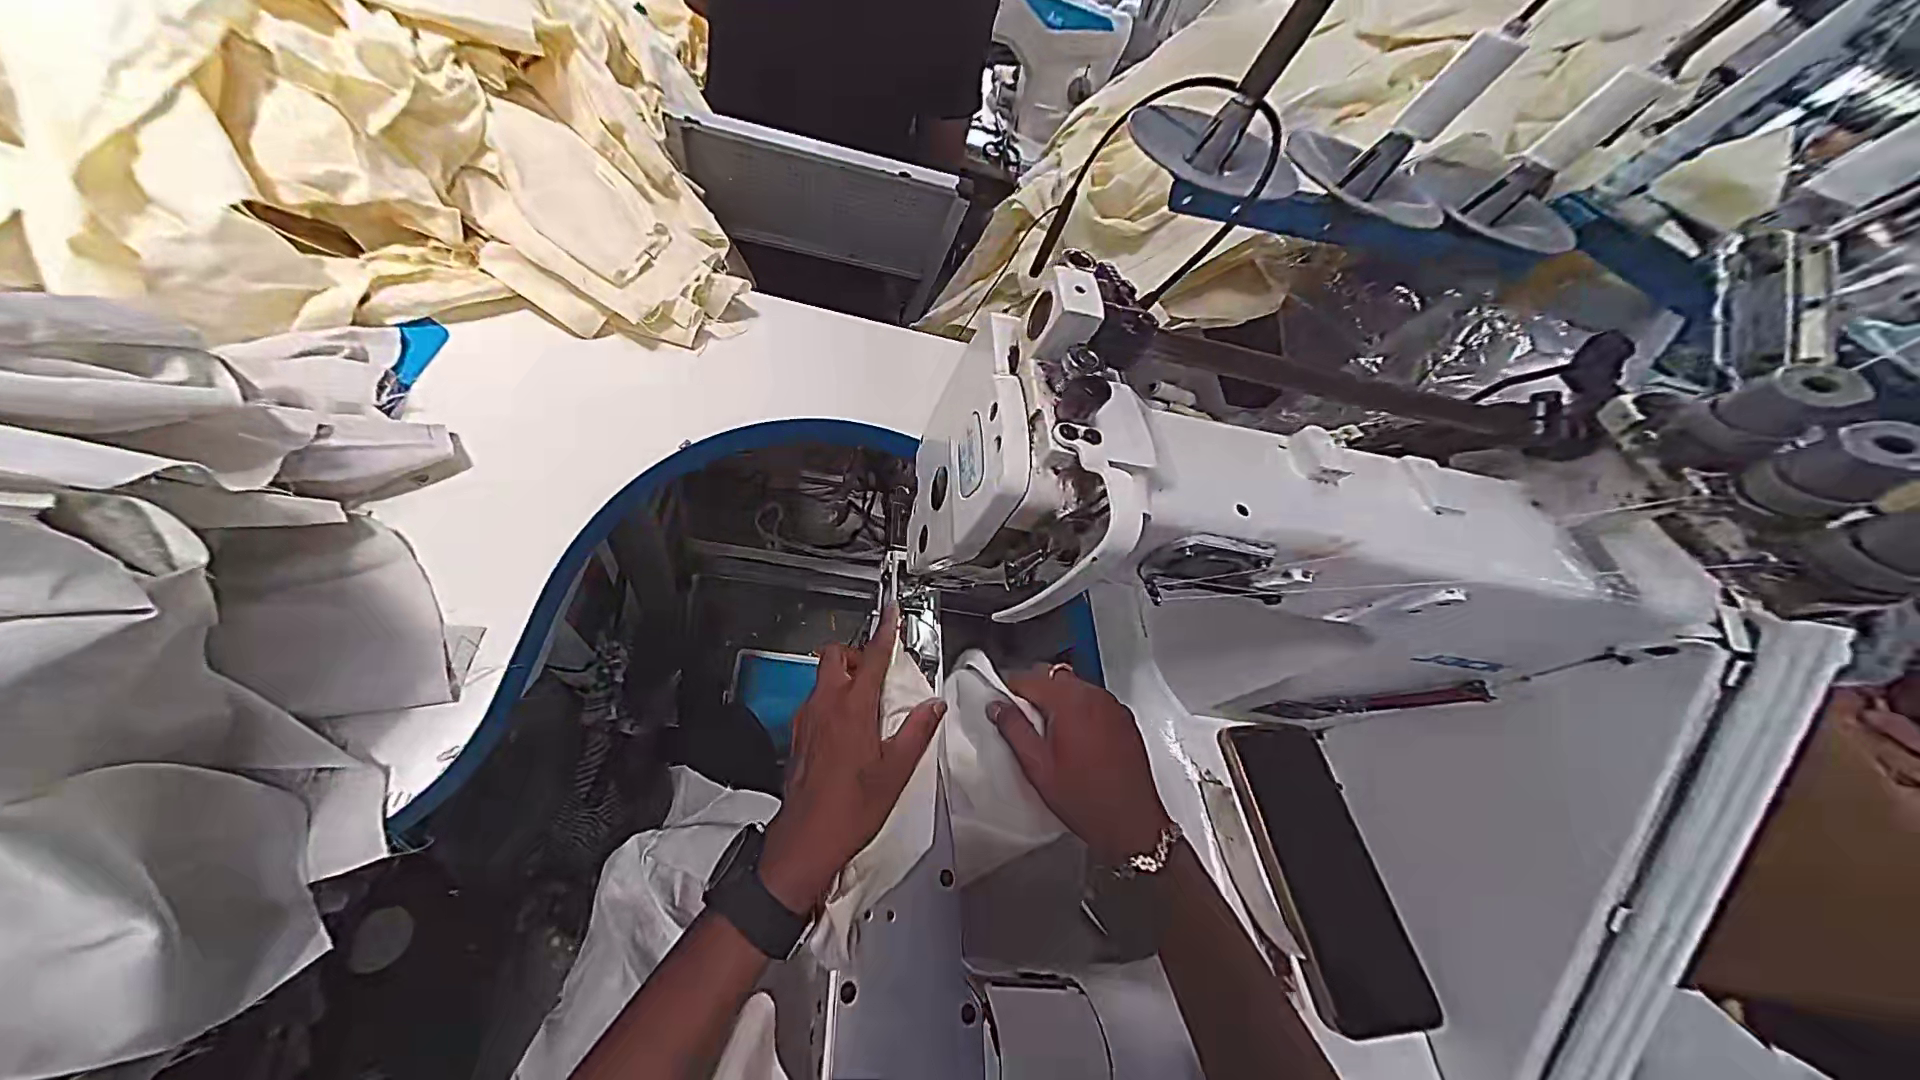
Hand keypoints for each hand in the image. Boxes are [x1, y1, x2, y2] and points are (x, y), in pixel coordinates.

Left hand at [761, 608, 944, 912]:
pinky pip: (815, 699)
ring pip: (823, 676)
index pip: (873, 657)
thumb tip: (933, 707)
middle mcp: (826, 706)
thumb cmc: (850, 808)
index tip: (891, 614)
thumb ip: (918, 731)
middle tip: (878, 671)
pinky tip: (847, 725)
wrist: (806, 839)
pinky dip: (832, 698)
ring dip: (845, 676)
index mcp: (854, 709)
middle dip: (858, 653)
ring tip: (867, 701)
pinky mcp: (798, 734)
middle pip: (837, 655)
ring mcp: (807, 719)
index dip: (885, 631)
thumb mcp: (896, 770)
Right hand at [990, 666, 1172, 863]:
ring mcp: (1112, 705)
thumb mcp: (1037, 765)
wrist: (1130, 822)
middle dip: (1034, 691)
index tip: (1003, 705)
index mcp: (1070, 701)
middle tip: (1023, 720)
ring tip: (1049, 733)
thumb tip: (998, 707)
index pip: (1029, 678)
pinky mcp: (1123, 718)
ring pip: (1074, 685)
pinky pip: (1094, 700)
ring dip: (1057, 699)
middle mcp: (1094, 696)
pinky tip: (1075, 739)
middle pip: (1053, 676)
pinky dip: (1080, 708)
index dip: (1010, 690)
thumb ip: (1014, 729)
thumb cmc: (1087, 798)